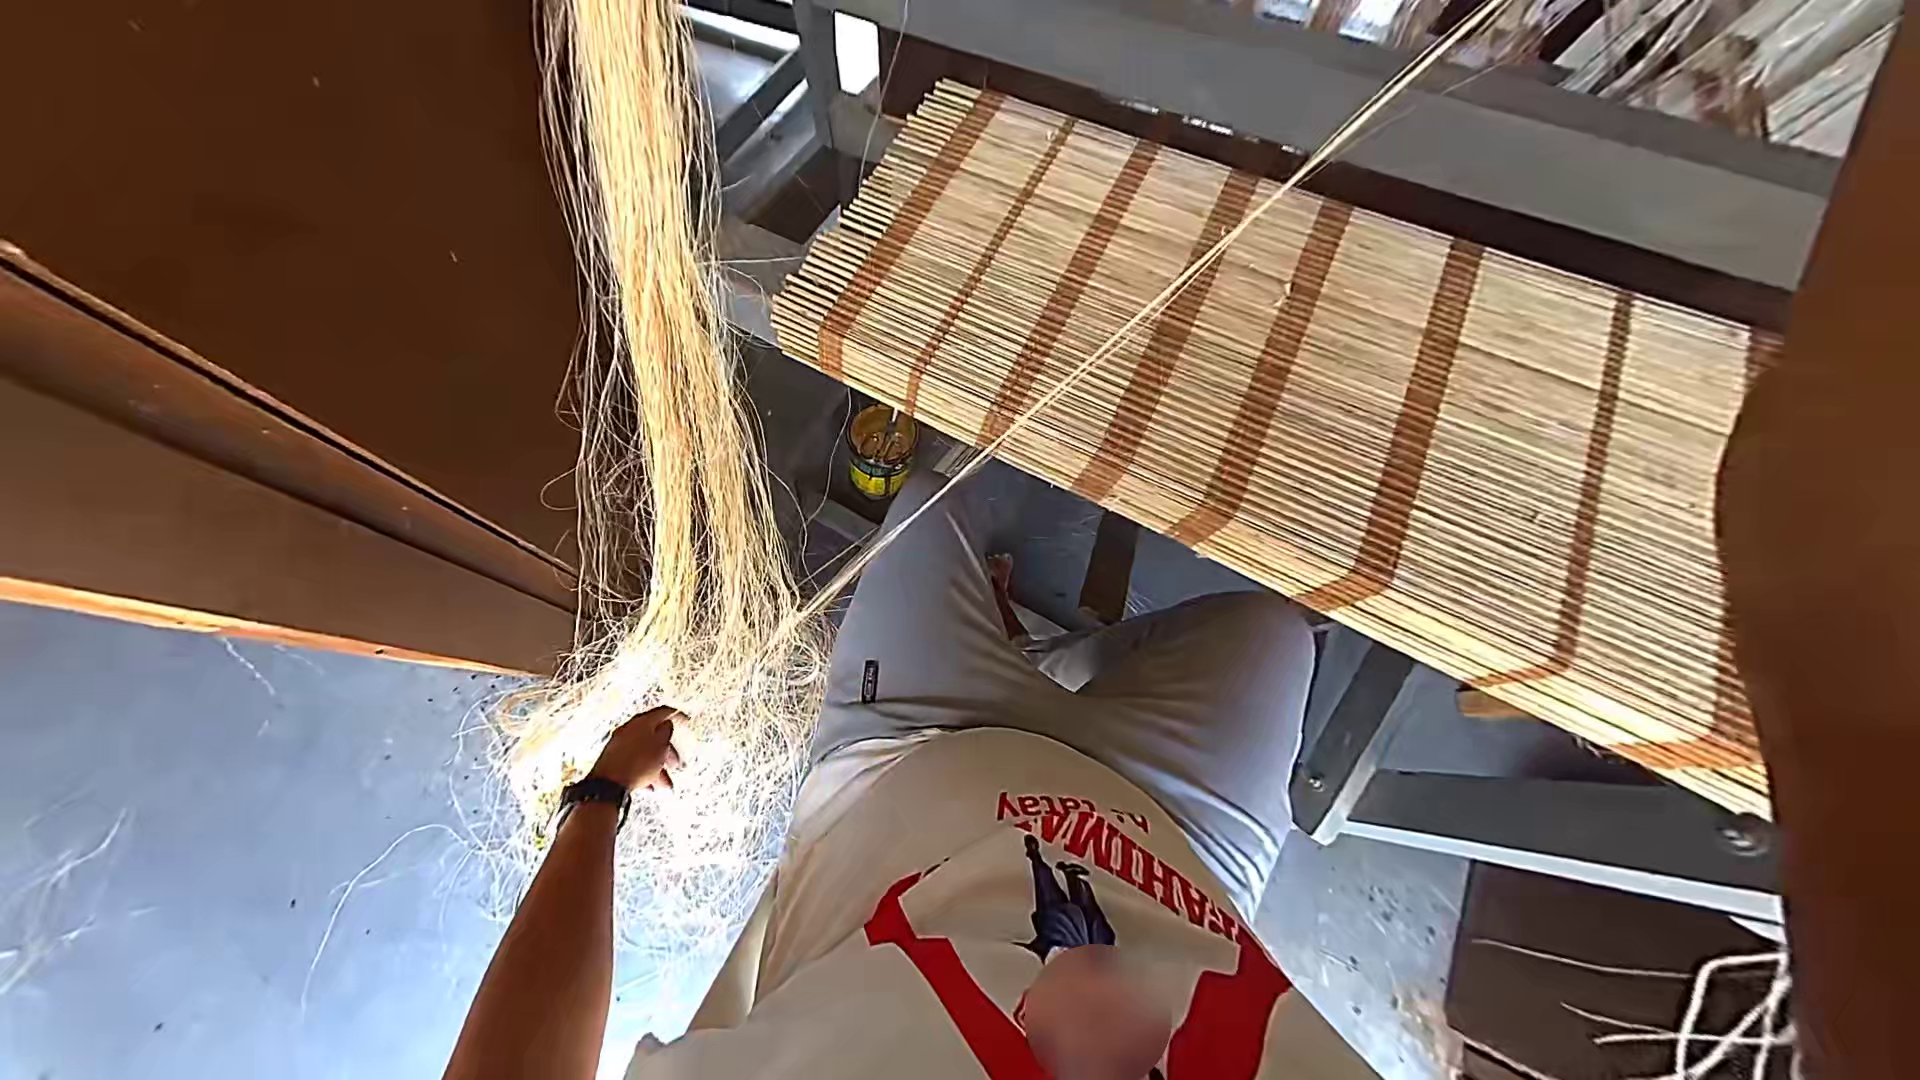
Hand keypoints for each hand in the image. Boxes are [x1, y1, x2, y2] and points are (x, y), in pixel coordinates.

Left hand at [588, 706, 681, 791]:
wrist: (609, 786)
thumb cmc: (636, 764)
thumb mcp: (661, 747)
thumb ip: (666, 732)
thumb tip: (667, 725)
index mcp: (642, 721)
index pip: (664, 712)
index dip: (677, 715)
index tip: (684, 719)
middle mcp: (628, 729)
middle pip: (653, 734)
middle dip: (666, 750)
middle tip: (675, 761)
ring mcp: (618, 744)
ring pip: (644, 750)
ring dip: (657, 764)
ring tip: (663, 781)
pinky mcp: (611, 759)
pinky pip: (633, 760)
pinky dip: (644, 768)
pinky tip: (649, 782)